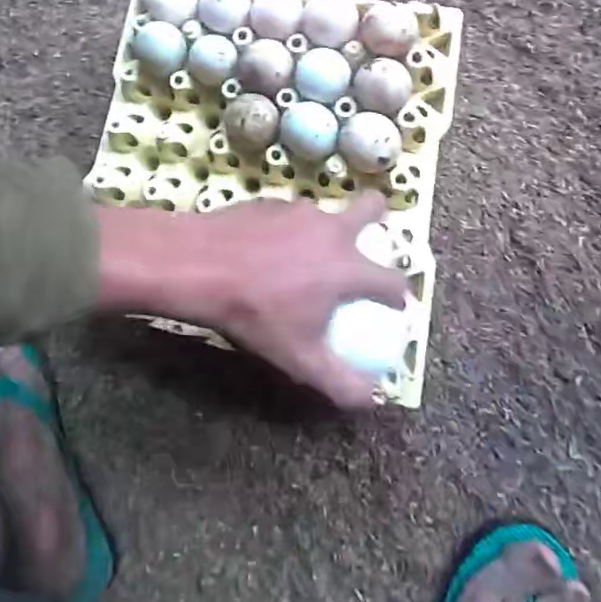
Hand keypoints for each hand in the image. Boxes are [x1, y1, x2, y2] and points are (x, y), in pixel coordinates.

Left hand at [96, 193, 407, 408]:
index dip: (399, 295)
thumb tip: (370, 400)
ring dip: (327, 229)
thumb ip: (340, 382)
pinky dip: (290, 229)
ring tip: (306, 255)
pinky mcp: (270, 201)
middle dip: (379, 216)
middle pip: (372, 208)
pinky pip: (292, 214)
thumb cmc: (255, 314)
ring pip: (326, 212)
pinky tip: (267, 250)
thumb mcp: (298, 358)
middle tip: (369, 237)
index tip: (394, 306)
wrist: (200, 264)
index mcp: (348, 267)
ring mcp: (299, 209)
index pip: (393, 280)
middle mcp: (331, 229)